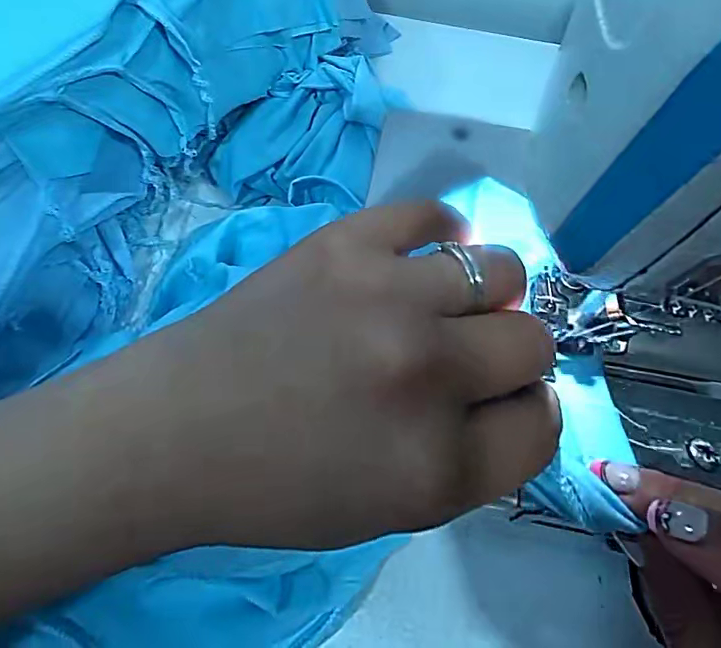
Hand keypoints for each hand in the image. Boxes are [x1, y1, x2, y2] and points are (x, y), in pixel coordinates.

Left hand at [132, 202, 558, 552]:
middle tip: (468, 353)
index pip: (543, 424)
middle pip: (533, 342)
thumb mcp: (394, 507)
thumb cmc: (282, 482)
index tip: (499, 402)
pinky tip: (422, 258)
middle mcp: (427, 372)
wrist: (178, 425)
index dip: (527, 411)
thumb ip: (473, 454)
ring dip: (487, 293)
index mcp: (437, 468)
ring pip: (503, 269)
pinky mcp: (349, 240)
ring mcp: (389, 295)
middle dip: (513, 354)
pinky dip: (442, 233)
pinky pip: (435, 214)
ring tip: (447, 301)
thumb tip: (523, 385)